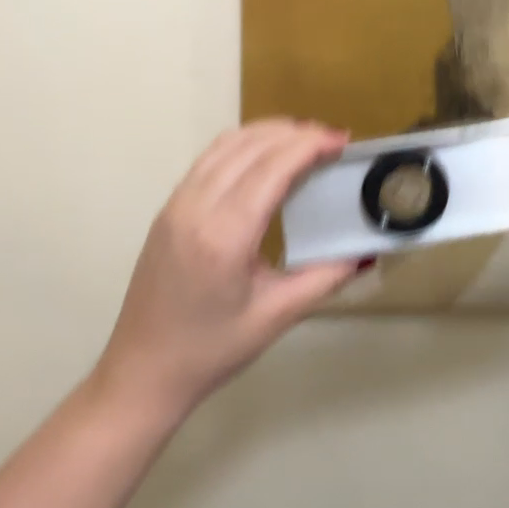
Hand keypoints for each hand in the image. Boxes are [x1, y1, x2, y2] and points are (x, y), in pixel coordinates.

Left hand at [90, 120, 364, 421]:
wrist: (142, 374)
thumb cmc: (212, 350)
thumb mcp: (277, 316)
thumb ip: (326, 277)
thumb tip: (366, 251)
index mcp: (225, 235)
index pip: (272, 167)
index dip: (309, 146)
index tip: (342, 141)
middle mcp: (196, 208)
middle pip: (251, 146)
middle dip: (295, 134)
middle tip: (333, 142)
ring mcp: (176, 205)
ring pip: (226, 144)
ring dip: (268, 133)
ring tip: (305, 141)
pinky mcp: (168, 209)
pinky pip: (209, 158)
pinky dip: (243, 144)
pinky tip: (265, 157)